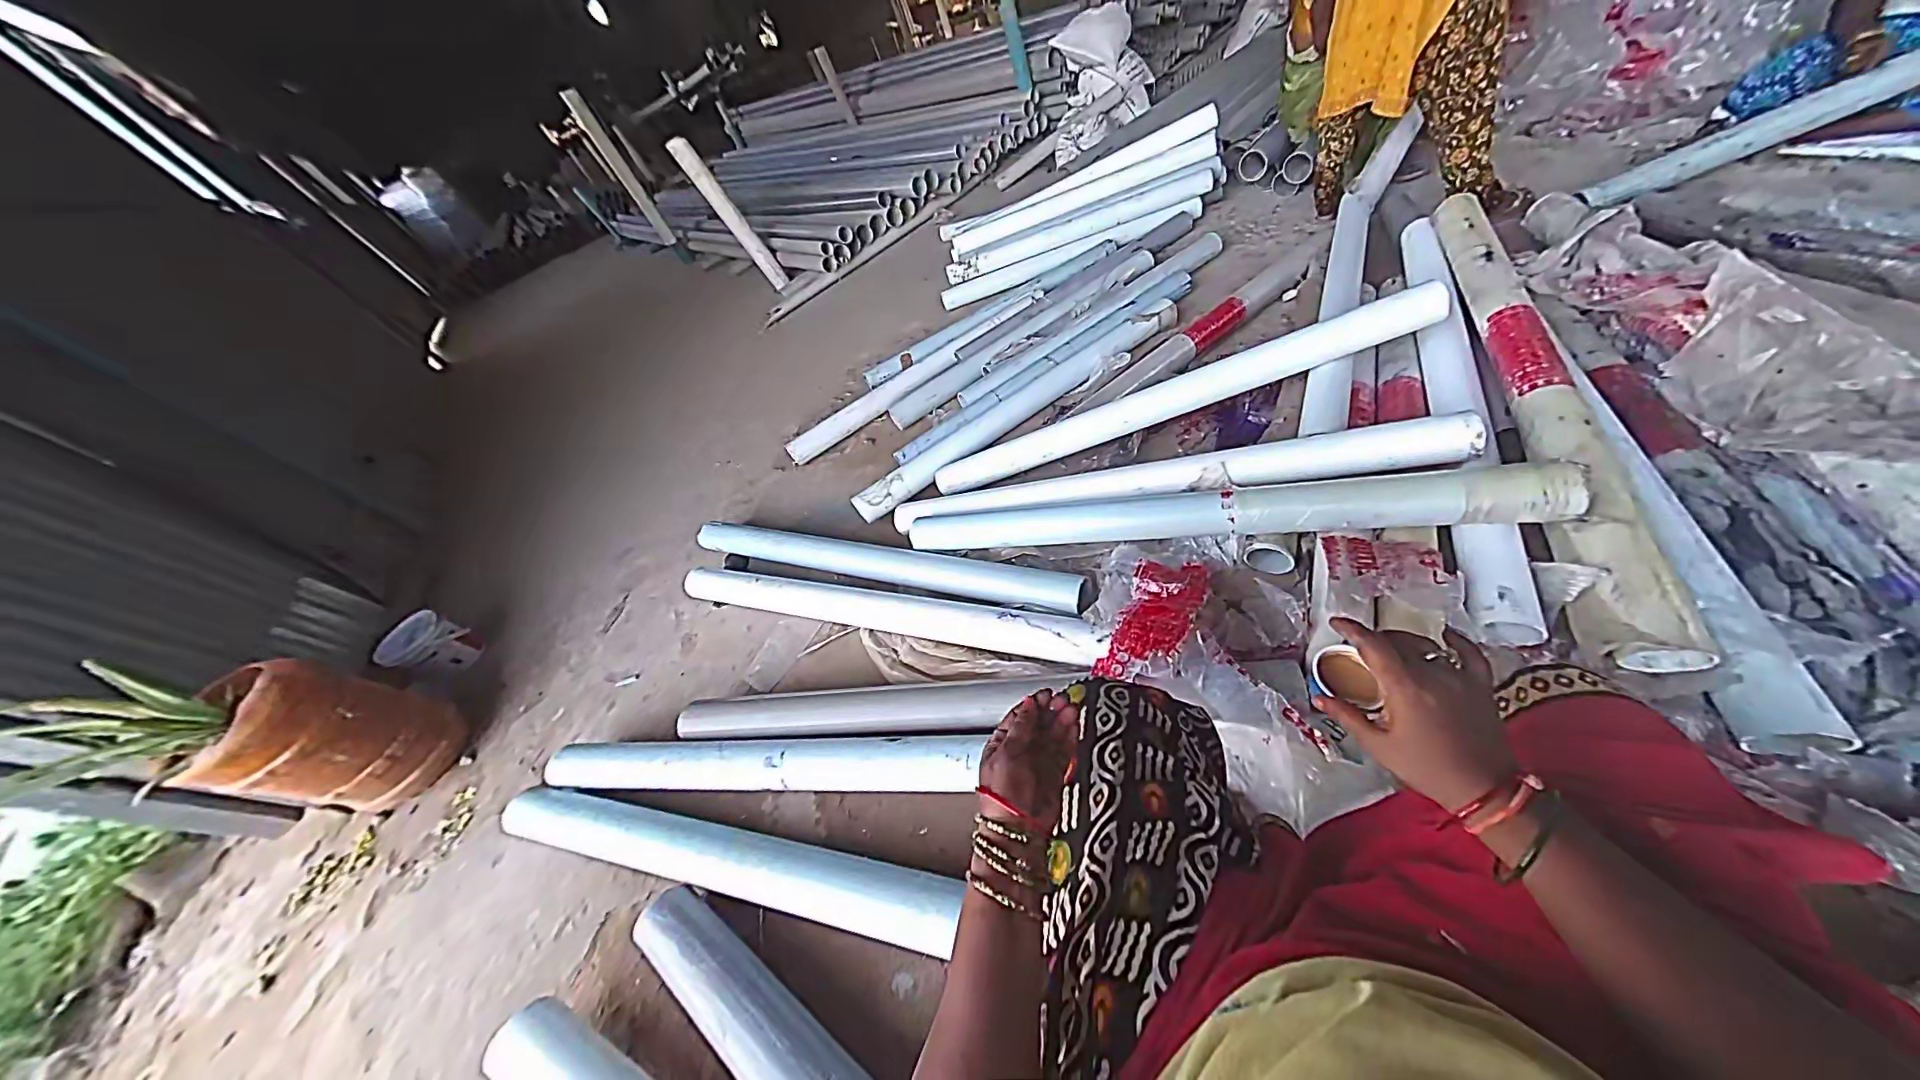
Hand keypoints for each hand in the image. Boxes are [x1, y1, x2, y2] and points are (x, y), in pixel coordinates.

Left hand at [977, 689, 1079, 831]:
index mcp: (1001, 744)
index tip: (1045, 695)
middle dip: (1050, 711)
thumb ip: (1022, 727)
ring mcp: (1038, 763)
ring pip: (1052, 736)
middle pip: (1038, 725)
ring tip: (1072, 708)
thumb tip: (1029, 705)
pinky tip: (1074, 725)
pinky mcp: (1054, 774)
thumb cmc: (1002, 795)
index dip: (1033, 705)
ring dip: (1062, 721)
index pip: (1019, 717)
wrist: (1018, 827)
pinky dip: (1069, 737)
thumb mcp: (1007, 752)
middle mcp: (1020, 752)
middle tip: (1063, 700)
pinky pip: (1063, 751)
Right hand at [1311, 618, 1518, 812]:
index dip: (1353, 629)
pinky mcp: (1480, 686)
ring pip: (1425, 645)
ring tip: (1389, 646)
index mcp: (1405, 688)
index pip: (1374, 646)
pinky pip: (1469, 653)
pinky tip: (1444, 636)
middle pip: (1397, 642)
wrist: (1483, 788)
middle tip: (1359, 645)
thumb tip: (1320, 698)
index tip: (1337, 622)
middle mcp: (1432, 675)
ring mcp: (1460, 678)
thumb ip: (1348, 716)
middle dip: (1374, 638)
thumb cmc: (1426, 768)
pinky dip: (1455, 641)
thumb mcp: (1379, 745)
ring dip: (1403, 641)